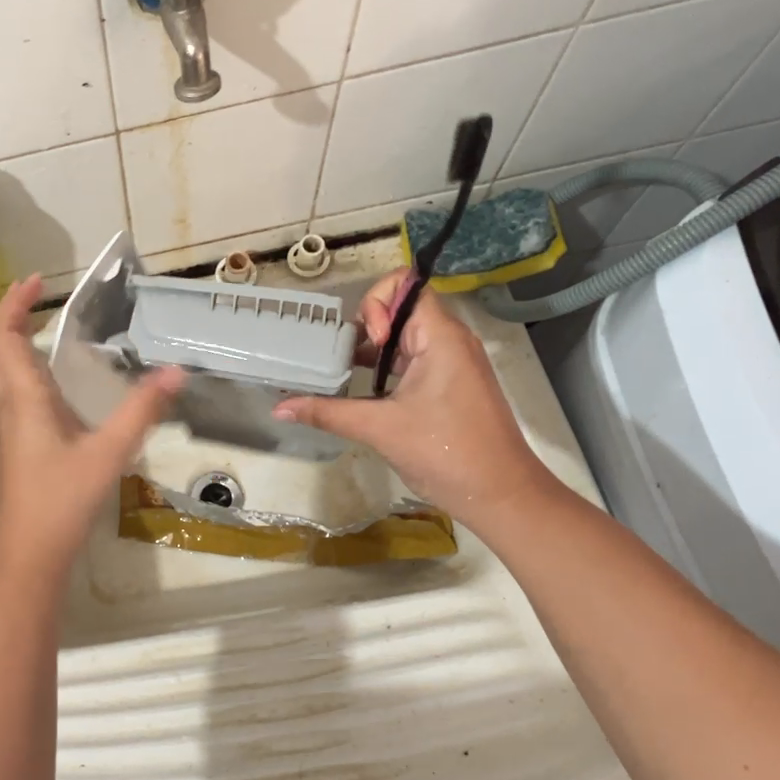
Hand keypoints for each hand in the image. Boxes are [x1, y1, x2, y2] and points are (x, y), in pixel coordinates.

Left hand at [0, 275, 184, 572]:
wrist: (29, 553)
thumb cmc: (61, 501)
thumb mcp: (109, 454)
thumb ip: (142, 411)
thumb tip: (175, 371)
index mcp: (24, 397)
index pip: (6, 336)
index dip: (15, 303)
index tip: (37, 280)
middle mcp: (9, 405)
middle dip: (8, 314)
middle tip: (35, 294)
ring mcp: (9, 426)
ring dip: (13, 340)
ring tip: (44, 325)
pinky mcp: (16, 445)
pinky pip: (12, 391)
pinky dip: (23, 368)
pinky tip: (55, 380)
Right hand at [273, 269, 554, 525]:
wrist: (500, 494)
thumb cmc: (446, 452)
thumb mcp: (379, 429)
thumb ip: (326, 412)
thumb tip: (279, 408)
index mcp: (440, 338)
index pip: (406, 285)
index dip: (377, 302)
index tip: (369, 342)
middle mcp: (450, 341)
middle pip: (402, 307)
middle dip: (367, 325)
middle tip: (343, 357)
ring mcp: (453, 364)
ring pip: (406, 336)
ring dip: (374, 349)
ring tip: (343, 372)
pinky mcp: (450, 385)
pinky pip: (414, 360)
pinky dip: (387, 368)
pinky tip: (364, 393)